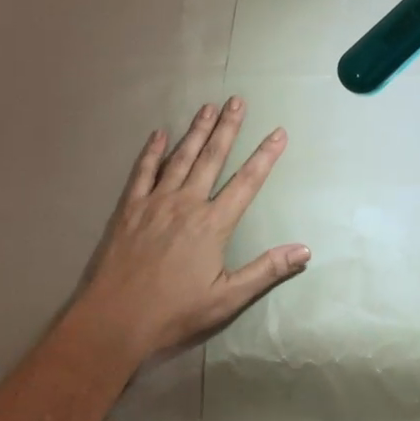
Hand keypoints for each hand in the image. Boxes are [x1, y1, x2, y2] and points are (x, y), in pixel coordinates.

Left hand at [72, 96, 309, 361]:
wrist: (115, 319)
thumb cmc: (174, 312)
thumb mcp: (227, 299)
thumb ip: (266, 270)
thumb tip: (305, 250)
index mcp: (213, 224)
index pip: (247, 182)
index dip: (265, 156)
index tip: (278, 132)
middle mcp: (186, 204)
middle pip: (212, 158)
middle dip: (227, 127)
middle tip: (237, 100)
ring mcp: (155, 202)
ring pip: (180, 158)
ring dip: (195, 131)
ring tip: (208, 107)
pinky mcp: (129, 208)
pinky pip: (143, 171)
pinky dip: (152, 151)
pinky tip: (159, 134)